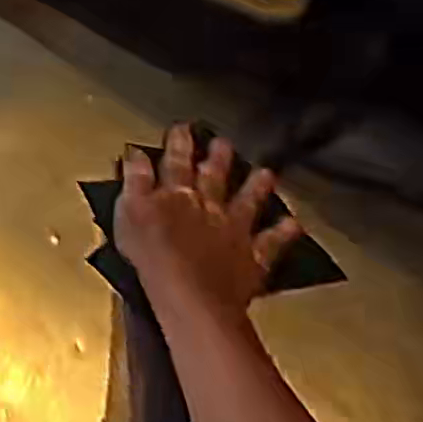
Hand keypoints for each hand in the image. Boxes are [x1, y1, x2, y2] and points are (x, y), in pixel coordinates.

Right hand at [115, 124, 301, 319]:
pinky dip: (283, 233)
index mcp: (175, 193)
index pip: (176, 161)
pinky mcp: (251, 259)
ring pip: (246, 202)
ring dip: (255, 187)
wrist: (189, 295)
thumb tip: (137, 153)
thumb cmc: (150, 252)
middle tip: (224, 141)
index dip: (179, 143)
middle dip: (217, 158)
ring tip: (266, 172)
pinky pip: (270, 243)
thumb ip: (134, 179)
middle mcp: (208, 206)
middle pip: (213, 177)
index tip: (183, 127)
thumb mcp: (128, 209)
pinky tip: (293, 224)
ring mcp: (233, 231)